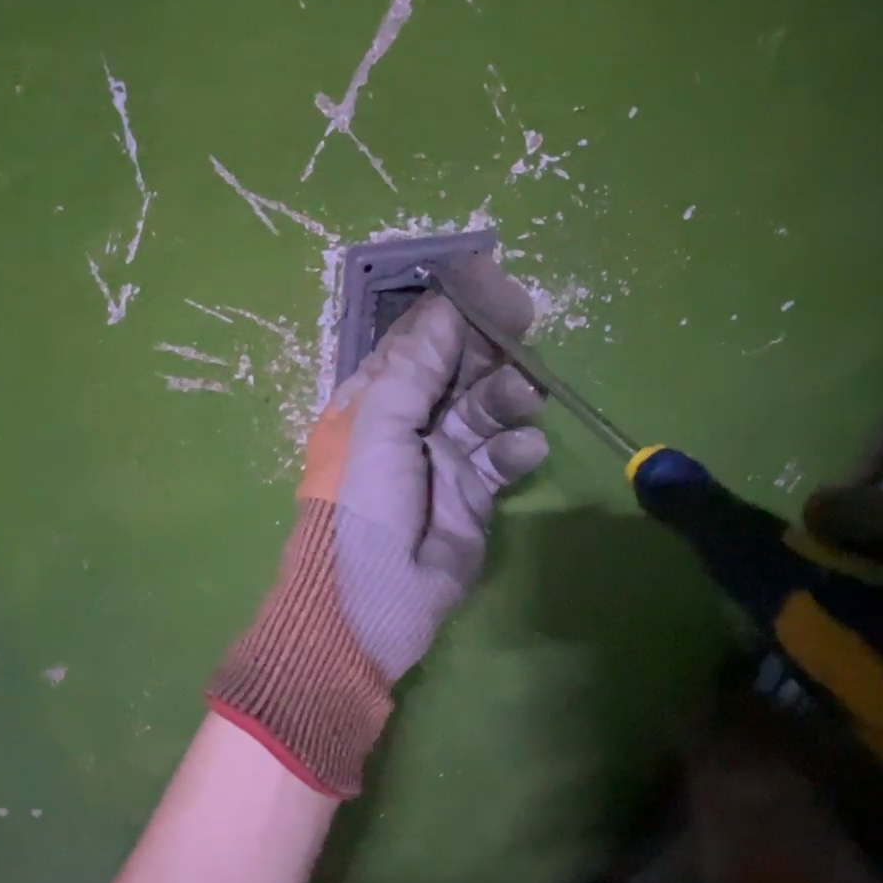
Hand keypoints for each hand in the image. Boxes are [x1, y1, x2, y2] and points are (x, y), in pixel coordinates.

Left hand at [207, 257, 548, 796]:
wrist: (365, 600)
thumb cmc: (358, 500)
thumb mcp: (379, 423)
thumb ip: (416, 365)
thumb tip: (446, 303)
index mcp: (373, 397)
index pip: (417, 340)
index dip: (451, 311)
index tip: (491, 283)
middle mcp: (409, 419)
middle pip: (457, 368)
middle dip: (487, 346)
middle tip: (522, 323)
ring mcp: (442, 457)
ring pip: (484, 409)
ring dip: (506, 396)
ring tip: (523, 395)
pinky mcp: (472, 495)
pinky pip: (500, 458)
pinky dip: (514, 448)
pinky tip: (523, 447)